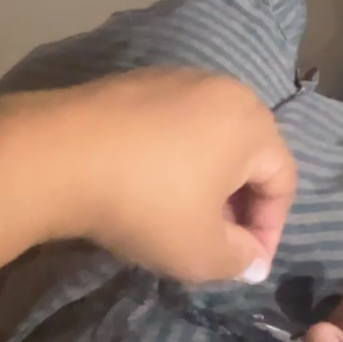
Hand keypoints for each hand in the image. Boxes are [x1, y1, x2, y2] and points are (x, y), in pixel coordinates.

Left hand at [0, 70, 296, 283]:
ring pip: (210, 133)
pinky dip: (172, 152)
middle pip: (249, 150)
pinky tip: (145, 180)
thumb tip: (251, 258)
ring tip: (179, 212)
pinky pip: (174, 120)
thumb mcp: (201, 252)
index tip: (244, 264)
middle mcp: (221, 87)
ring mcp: (176, 77)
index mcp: (251, 121)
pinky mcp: (137, 79)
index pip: (282, 179)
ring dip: (206, 175)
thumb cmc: (146, 202)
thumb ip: (240, 259)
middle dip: (239, 200)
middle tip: (216, 239)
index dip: (270, 229)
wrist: (60, 153)